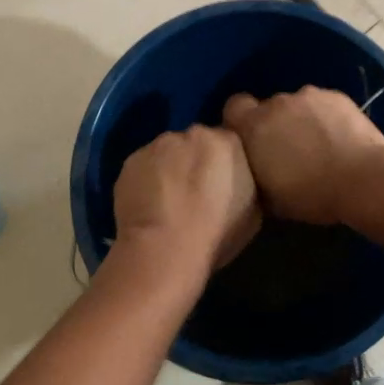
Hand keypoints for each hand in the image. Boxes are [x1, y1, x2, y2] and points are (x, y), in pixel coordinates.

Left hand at [113, 126, 260, 272]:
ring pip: (167, 152)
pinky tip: (148, 205)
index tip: (220, 183)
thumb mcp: (253, 210)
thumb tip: (238, 178)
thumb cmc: (216, 234)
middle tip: (194, 192)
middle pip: (196, 142)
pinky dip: (146, 180)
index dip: (224, 163)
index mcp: (227, 142)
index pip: (228, 142)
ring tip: (168, 201)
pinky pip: (143, 167)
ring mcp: (157, 145)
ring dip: (170, 168)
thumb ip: (246, 181)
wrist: (163, 250)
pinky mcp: (130, 161)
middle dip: (196, 161)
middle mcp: (193, 134)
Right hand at [221, 87, 383, 224]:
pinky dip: (326, 117)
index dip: (241, 122)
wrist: (362, 180)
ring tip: (319, 144)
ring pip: (297, 105)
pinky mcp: (337, 95)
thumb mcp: (270, 198)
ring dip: (302, 119)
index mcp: (253, 126)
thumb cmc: (311, 195)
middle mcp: (277, 103)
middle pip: (268, 107)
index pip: (234, 108)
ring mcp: (309, 96)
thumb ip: (256, 173)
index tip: (253, 141)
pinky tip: (339, 137)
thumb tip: (258, 168)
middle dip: (275, 123)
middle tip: (290, 149)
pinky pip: (323, 104)